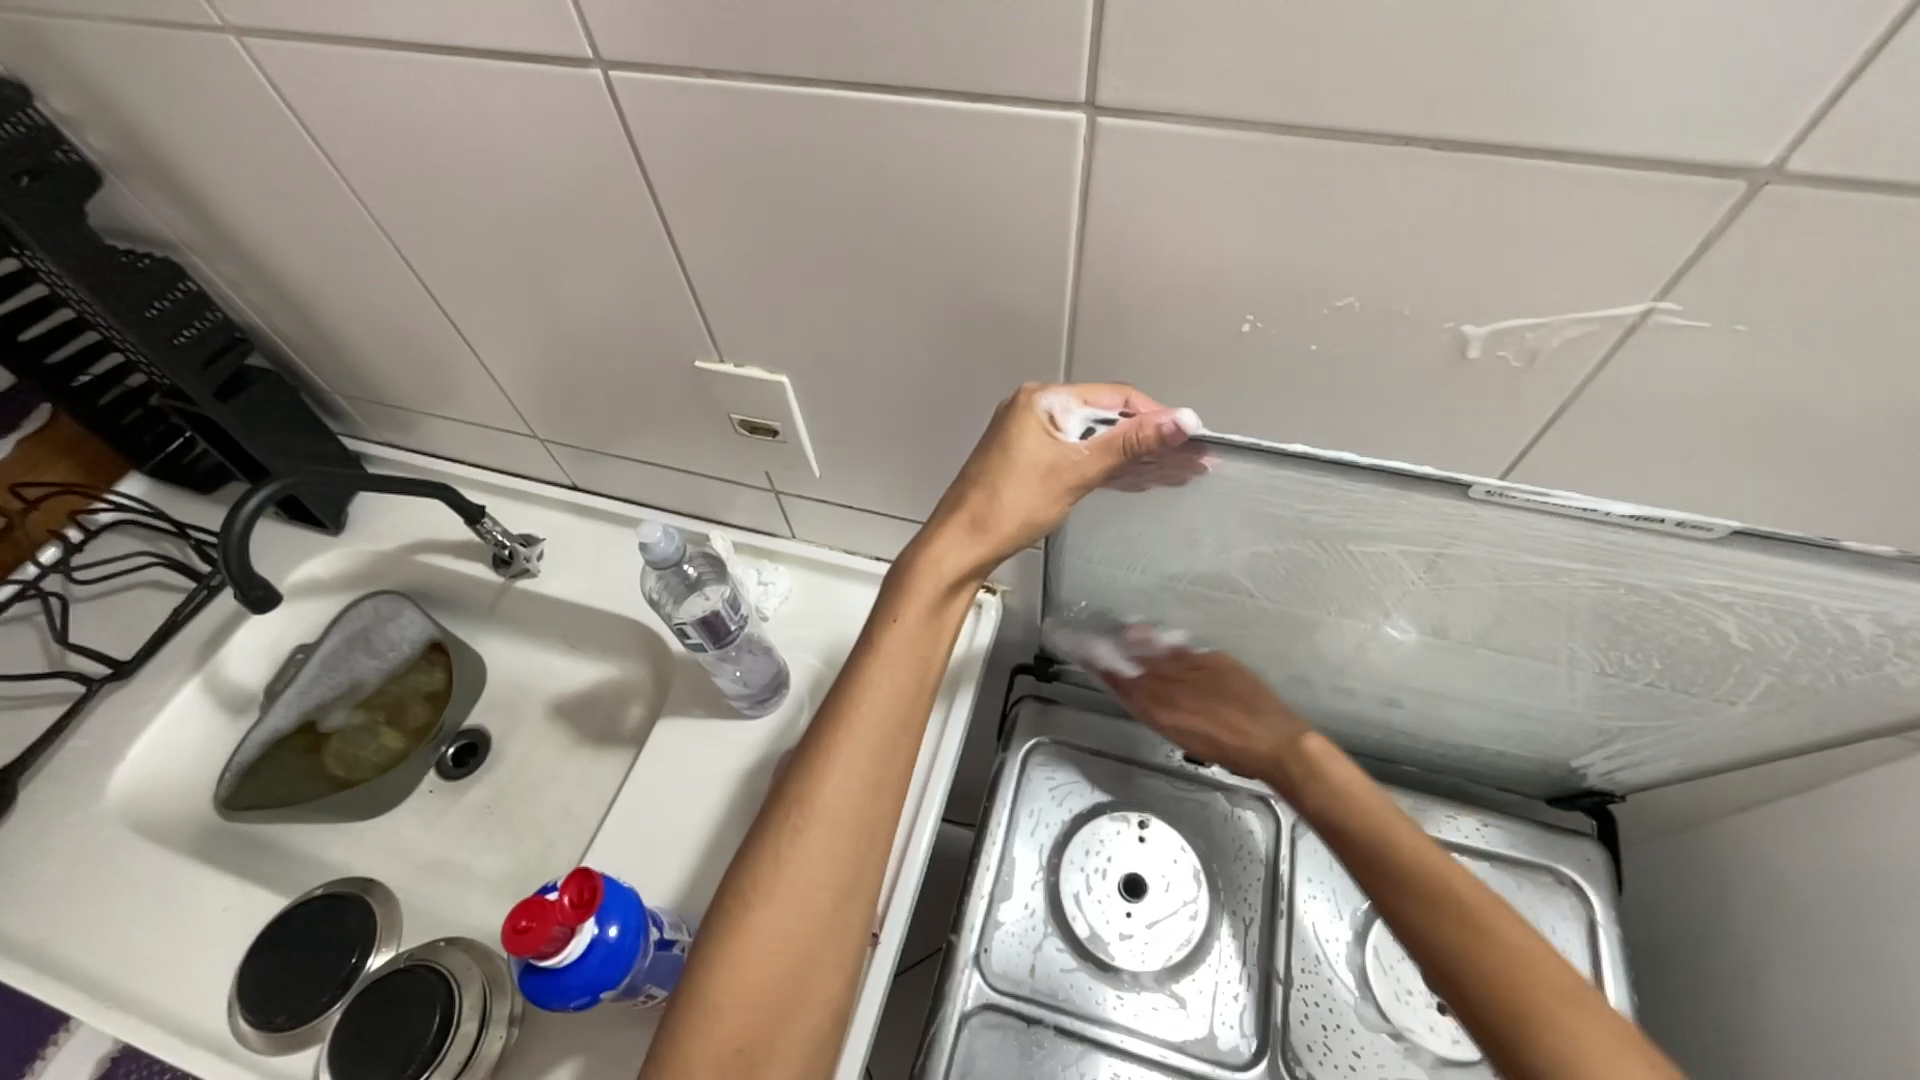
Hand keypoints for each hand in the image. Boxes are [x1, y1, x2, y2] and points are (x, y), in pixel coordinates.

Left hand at [915, 382, 1201, 581]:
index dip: (1156, 416)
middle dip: (1150, 440)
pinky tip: (1140, 479)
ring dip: (1133, 457)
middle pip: (1107, 419)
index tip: (1190, 437)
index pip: (1115, 397)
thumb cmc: (1009, 506)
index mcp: (1043, 400)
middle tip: (1192, 460)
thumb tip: (1181, 421)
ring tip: (1178, 473)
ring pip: (1094, 441)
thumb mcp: (1077, 471)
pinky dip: (1107, 468)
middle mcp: (1036, 410)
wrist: (962, 544)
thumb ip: (1130, 445)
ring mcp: (1032, 436)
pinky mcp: (1031, 461)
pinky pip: (1078, 457)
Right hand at [1100, 646, 1312, 781]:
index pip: (1122, 680)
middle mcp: (1174, 681)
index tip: (1082, 652)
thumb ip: (1155, 711)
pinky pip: (1185, 651)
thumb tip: (1132, 689)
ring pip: (1159, 652)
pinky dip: (1170, 647)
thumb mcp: (1182, 736)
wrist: (1276, 742)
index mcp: (1162, 706)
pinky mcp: (1218, 661)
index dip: (1100, 665)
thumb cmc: (1230, 750)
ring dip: (1140, 643)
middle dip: (1114, 650)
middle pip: (1136, 661)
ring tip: (1127, 633)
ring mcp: (1196, 667)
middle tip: (1095, 639)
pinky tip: (1166, 644)